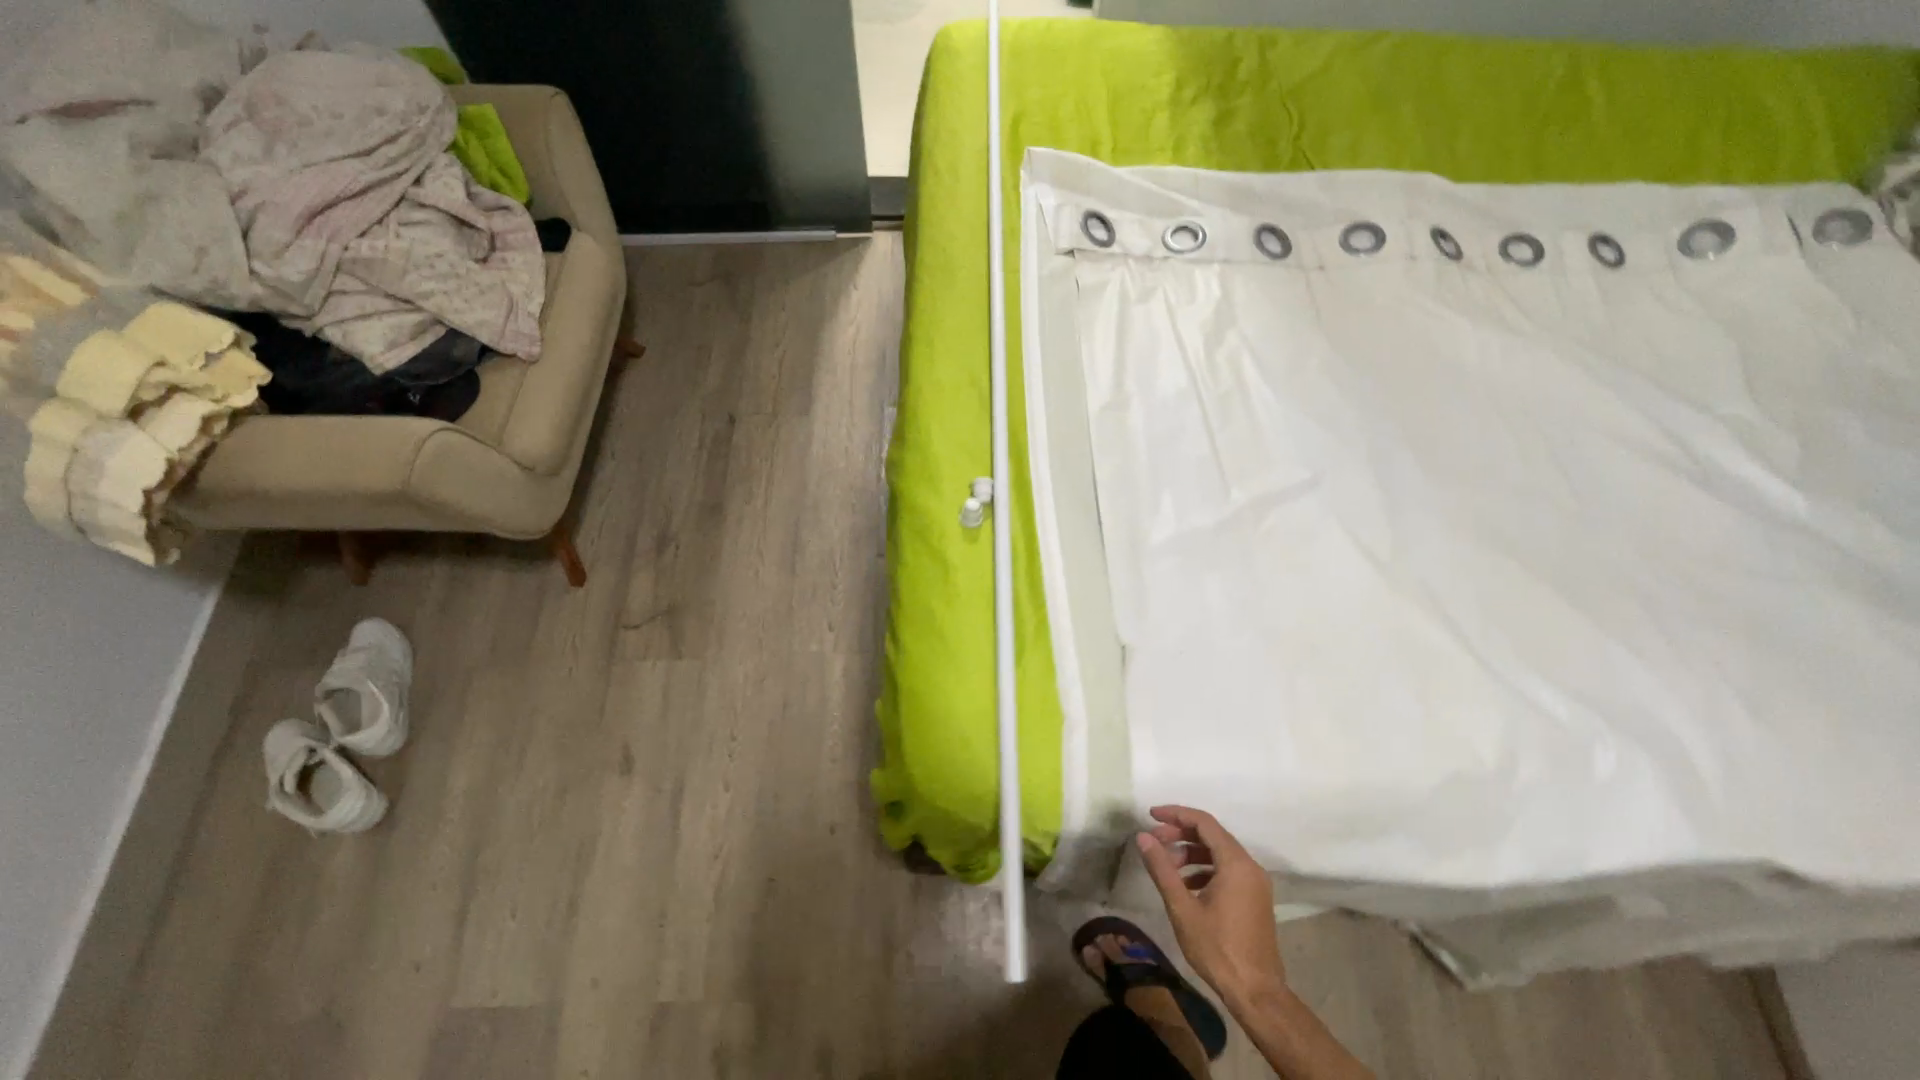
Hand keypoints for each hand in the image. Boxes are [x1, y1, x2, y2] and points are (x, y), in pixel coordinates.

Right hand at [1136, 805, 1285, 1003]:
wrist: (1255, 990)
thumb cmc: (1216, 948)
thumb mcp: (1182, 908)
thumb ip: (1162, 868)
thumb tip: (1143, 837)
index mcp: (1236, 863)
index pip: (1204, 822)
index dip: (1176, 814)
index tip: (1150, 816)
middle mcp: (1250, 867)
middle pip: (1213, 835)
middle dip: (1181, 834)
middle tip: (1153, 842)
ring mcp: (1256, 883)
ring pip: (1220, 854)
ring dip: (1191, 853)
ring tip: (1167, 867)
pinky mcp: (1255, 898)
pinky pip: (1228, 871)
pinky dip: (1205, 870)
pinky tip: (1186, 887)